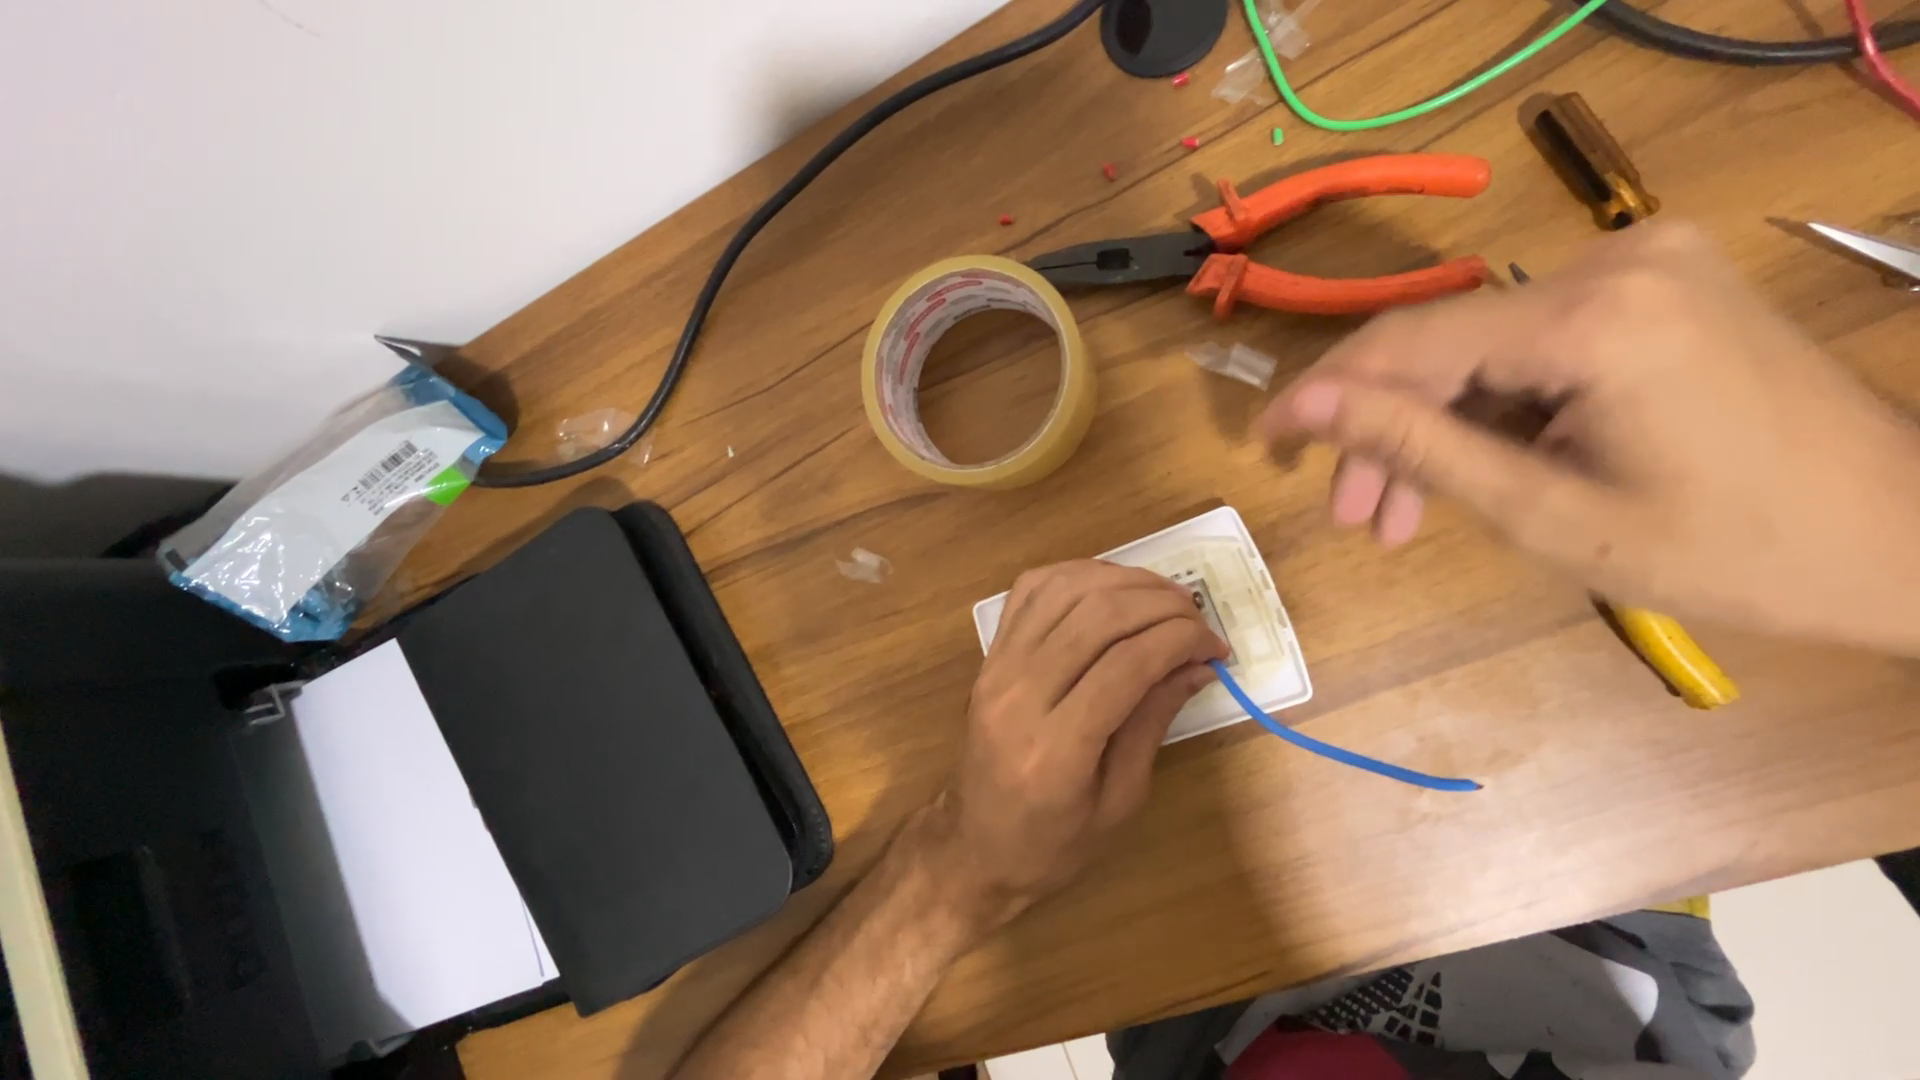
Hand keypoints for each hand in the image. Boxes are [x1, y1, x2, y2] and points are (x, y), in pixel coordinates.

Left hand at [915, 561, 1227, 929]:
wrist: (974, 846)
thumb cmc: (1052, 843)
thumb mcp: (1119, 801)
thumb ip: (1153, 723)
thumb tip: (1198, 664)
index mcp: (1056, 749)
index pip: (1127, 664)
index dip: (1181, 641)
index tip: (1217, 647)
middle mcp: (1018, 695)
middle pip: (1096, 617)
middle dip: (1160, 604)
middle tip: (1199, 618)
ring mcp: (996, 668)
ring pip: (1063, 590)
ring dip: (1122, 580)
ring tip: (1165, 596)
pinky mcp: (988, 656)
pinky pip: (1030, 591)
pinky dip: (1076, 574)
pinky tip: (1111, 586)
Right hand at [1255, 220, 1919, 654]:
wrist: (1903, 540)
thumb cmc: (1728, 550)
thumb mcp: (1543, 510)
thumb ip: (1413, 445)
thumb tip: (1301, 405)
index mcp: (1593, 316)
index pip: (1406, 343)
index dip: (1321, 394)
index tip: (1264, 442)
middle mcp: (1612, 261)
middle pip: (1439, 346)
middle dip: (1381, 432)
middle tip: (1348, 513)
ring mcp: (1636, 267)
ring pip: (1475, 352)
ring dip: (1430, 429)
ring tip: (1395, 516)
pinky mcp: (1648, 288)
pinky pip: (1524, 347)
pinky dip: (1485, 411)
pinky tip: (1465, 470)